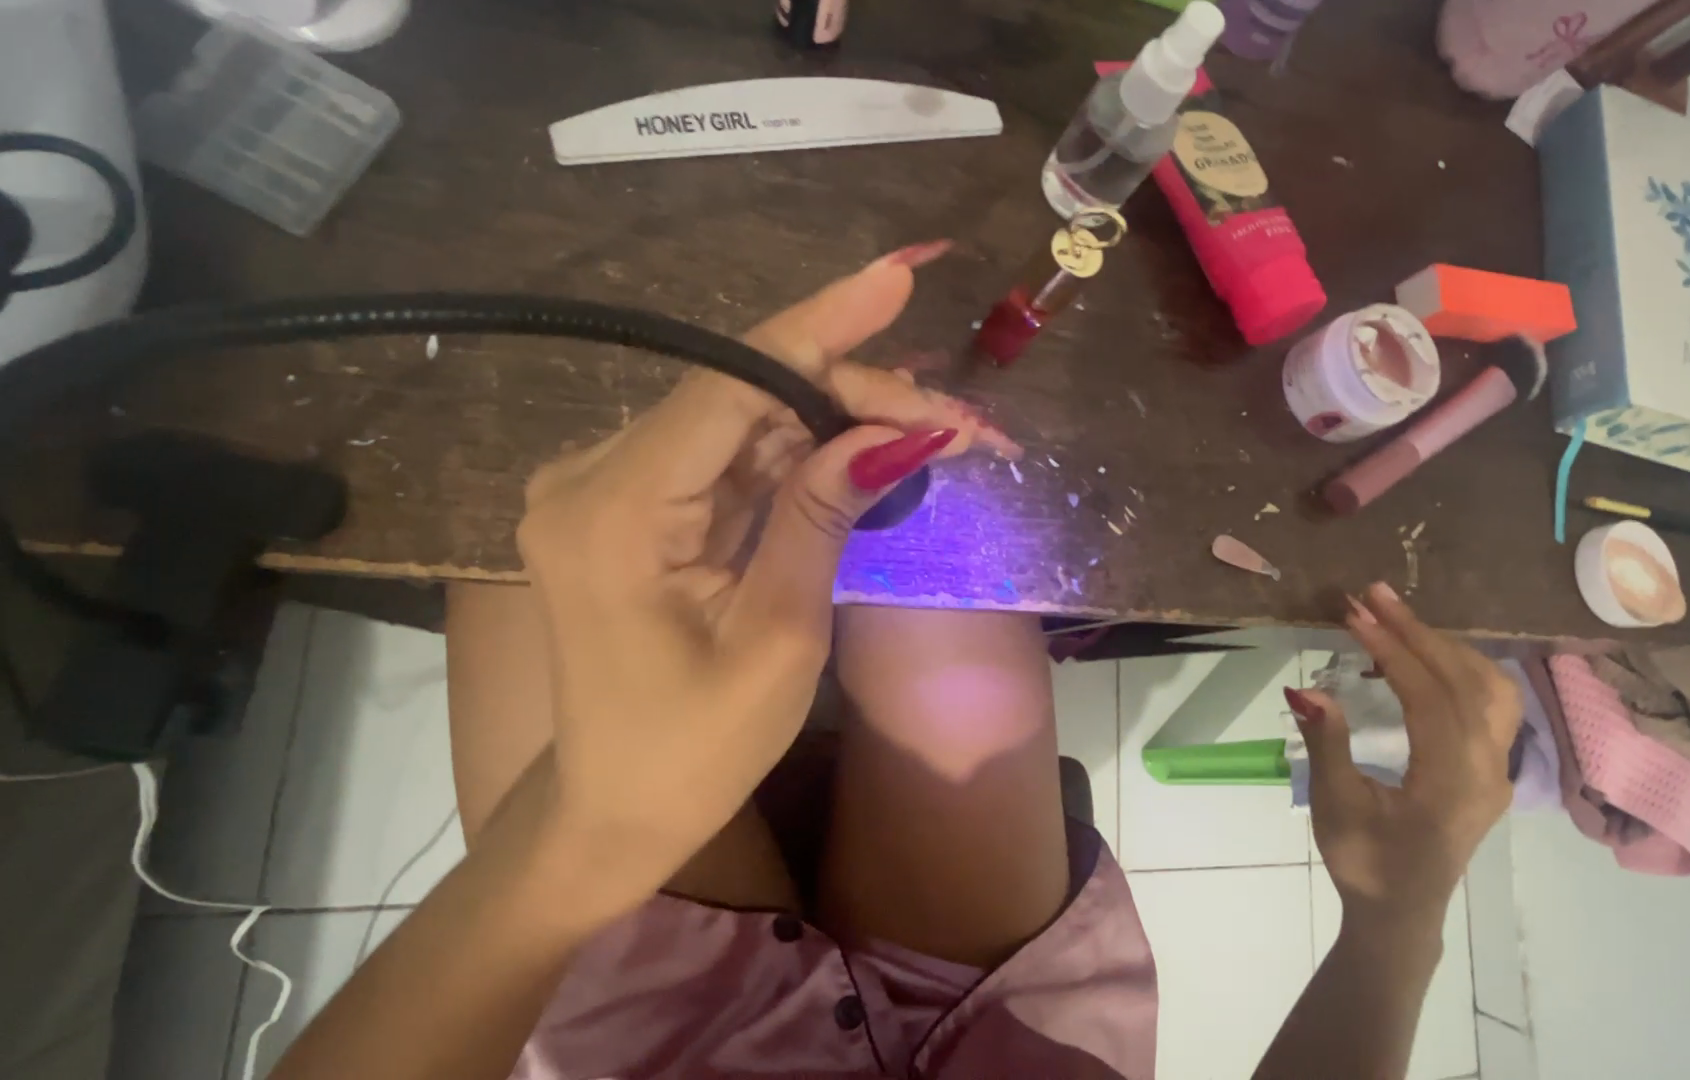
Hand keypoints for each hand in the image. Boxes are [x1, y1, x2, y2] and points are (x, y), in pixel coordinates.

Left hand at [515, 242, 1013, 889]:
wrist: (616, 809)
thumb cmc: (697, 749)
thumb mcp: (779, 636)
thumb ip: (823, 514)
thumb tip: (894, 433)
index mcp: (614, 513)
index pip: (728, 386)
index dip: (819, 327)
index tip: (896, 276)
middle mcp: (591, 478)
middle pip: (739, 397)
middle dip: (850, 395)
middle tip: (952, 419)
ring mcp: (604, 489)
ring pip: (738, 422)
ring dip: (831, 422)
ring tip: (930, 427)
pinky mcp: (628, 507)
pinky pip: (723, 458)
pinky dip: (794, 453)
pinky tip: (861, 445)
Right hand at [1285, 583, 1520, 932]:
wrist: (1401, 915)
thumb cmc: (1364, 863)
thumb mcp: (1336, 807)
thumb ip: (1327, 744)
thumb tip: (1306, 688)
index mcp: (1453, 781)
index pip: (1430, 696)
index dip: (1392, 650)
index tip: (1354, 612)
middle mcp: (1489, 769)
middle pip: (1466, 681)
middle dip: (1417, 632)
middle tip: (1371, 596)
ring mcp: (1496, 769)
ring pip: (1489, 688)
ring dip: (1443, 646)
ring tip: (1395, 619)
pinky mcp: (1489, 770)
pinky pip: (1487, 704)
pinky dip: (1456, 669)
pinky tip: (1419, 660)